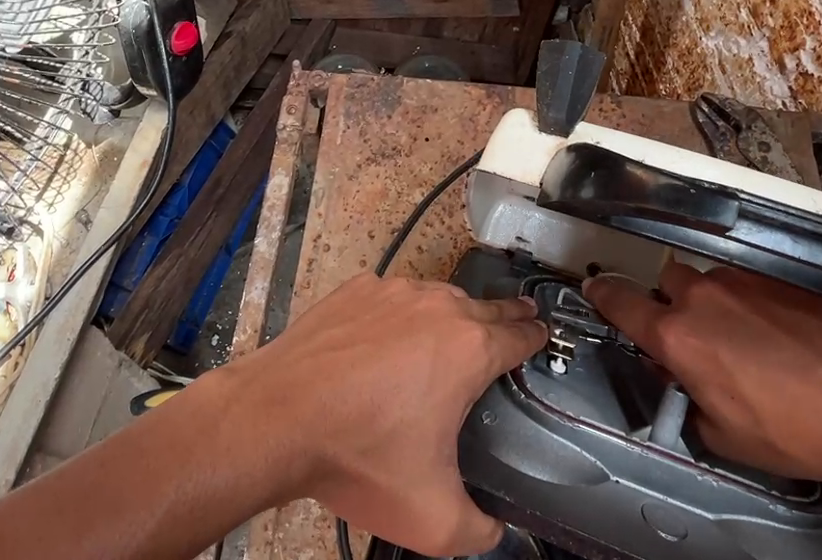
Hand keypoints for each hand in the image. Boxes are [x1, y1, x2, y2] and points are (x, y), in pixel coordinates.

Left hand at [222, 273, 547, 555]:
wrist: (278, 416)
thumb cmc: (360, 458)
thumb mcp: (434, 518)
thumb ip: (480, 530)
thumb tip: (494, 530)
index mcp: (468, 350)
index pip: (518, 337)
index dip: (535, 339)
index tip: (542, 335)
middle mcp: (437, 309)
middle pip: (486, 307)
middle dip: (506, 315)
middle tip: (519, 319)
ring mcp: (393, 293)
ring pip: (438, 296)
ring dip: (453, 311)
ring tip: (456, 328)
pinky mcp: (354, 290)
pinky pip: (391, 296)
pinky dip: (400, 310)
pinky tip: (390, 333)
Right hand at [582, 260, 821, 482]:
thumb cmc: (796, 429)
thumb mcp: (724, 436)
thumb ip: (690, 404)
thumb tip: (689, 392)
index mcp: (677, 336)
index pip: (620, 302)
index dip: (603, 295)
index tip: (596, 290)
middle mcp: (704, 298)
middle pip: (666, 282)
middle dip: (670, 304)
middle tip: (690, 337)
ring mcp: (745, 282)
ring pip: (710, 280)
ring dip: (713, 303)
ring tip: (743, 342)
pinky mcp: (782, 280)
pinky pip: (750, 283)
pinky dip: (752, 304)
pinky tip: (778, 337)